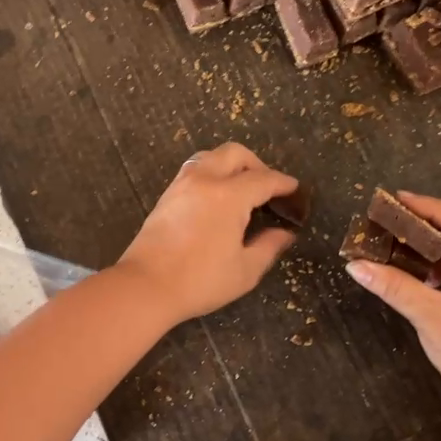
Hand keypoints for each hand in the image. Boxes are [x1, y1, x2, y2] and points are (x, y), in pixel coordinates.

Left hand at [114, 143, 298, 323]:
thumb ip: (268, 246)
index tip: (295, 190)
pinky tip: (217, 197)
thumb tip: (285, 234)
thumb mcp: (245, 270)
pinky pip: (194, 170)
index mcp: (229, 195)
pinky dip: (212, 173)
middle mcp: (204, 180)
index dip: (283, 184)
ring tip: (242, 189)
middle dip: (257, 165)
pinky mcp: (166, 196)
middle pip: (235, 154)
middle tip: (269, 188)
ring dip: (231, 165)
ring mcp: (181, 185)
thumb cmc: (200, 281)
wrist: (145, 286)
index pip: (264, 179)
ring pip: (210, 157)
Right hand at [345, 193, 440, 431]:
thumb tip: (354, 264)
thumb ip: (394, 286)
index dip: (428, 208)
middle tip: (388, 216)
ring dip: (430, 244)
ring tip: (394, 235)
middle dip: (425, 224)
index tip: (394, 198)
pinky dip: (438, 264)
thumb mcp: (431, 317)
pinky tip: (412, 264)